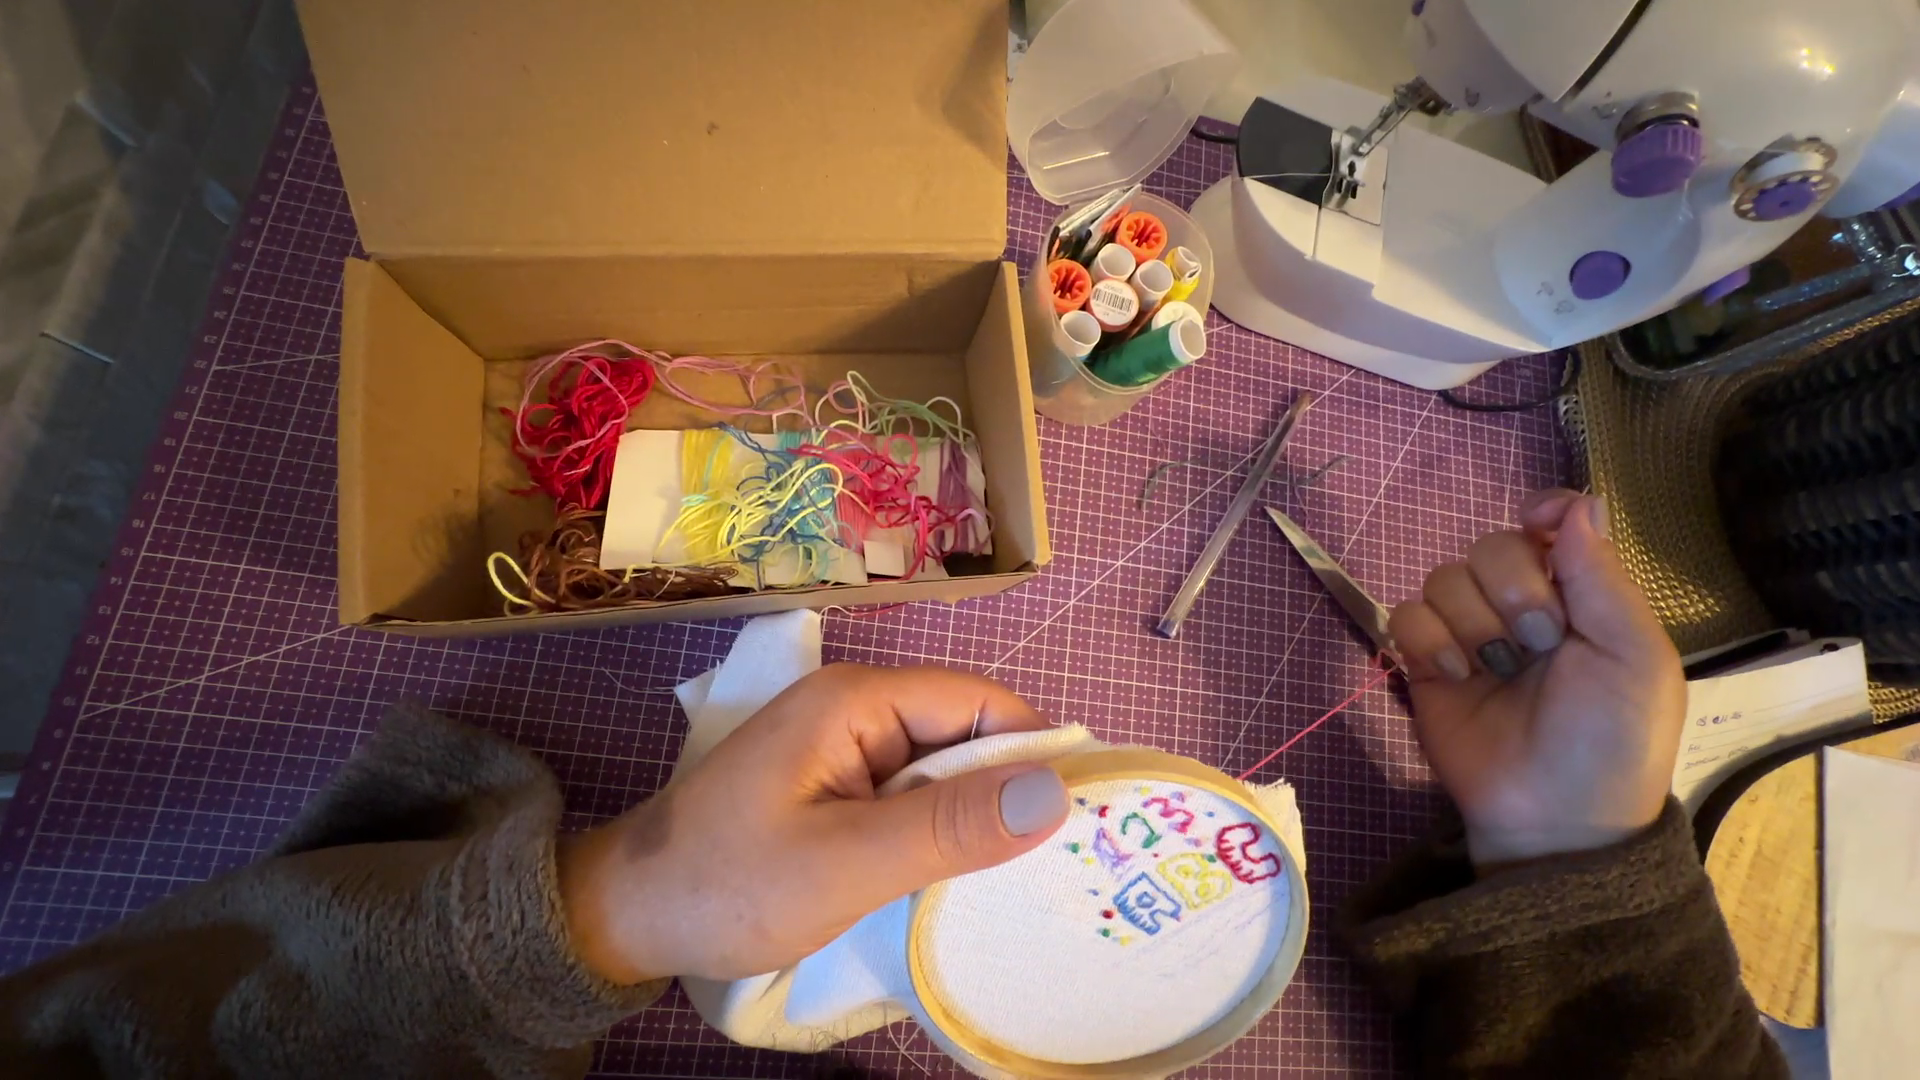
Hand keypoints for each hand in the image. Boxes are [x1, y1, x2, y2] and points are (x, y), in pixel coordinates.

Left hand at [555, 663, 1069, 982]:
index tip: (1076, 817)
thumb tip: (1056, 791)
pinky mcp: (839, 783)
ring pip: (940, 766)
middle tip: (1057, 861)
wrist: (627, 916)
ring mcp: (846, 746)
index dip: (1031, 749)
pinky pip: (910, 793)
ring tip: (1019, 874)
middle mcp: (858, 707)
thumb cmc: (729, 884)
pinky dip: (939, 828)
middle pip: (962, 731)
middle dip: (1006, 788)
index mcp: (858, 700)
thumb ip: (948, 827)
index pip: (975, 703)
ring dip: (973, 814)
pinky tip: (959, 872)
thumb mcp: (845, 864)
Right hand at [1386, 491, 1685, 866]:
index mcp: (1582, 598)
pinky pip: (1405, 615)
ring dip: (1470, 620)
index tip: (1536, 522)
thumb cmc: (1608, 736)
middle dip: (1510, 587)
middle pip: (1491, 545)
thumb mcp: (1632, 658)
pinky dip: (1427, 639)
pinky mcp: (1424, 657)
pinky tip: (1453, 674)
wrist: (1549, 809)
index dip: (1544, 512)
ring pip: (1443, 578)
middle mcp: (1521, 604)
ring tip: (1493, 668)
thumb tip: (1575, 504)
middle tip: (1535, 640)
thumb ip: (1601, 579)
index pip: (1556, 524)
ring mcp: (1468, 630)